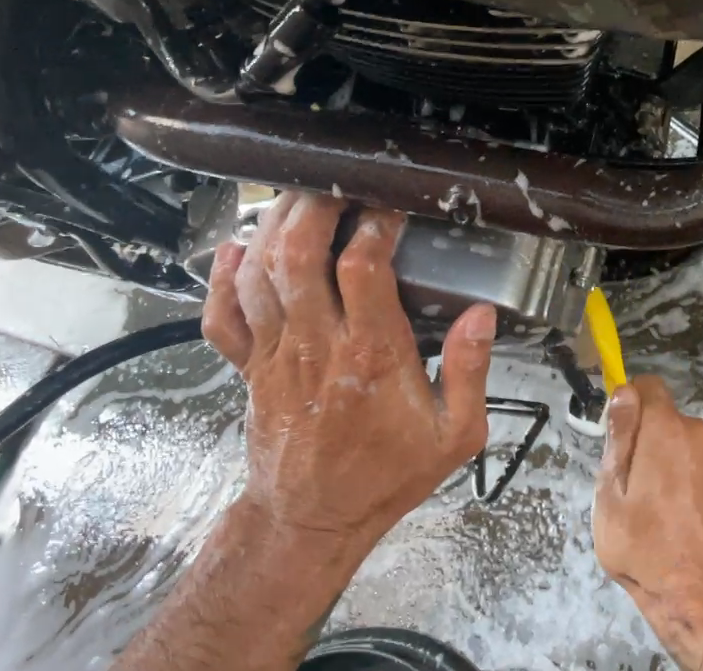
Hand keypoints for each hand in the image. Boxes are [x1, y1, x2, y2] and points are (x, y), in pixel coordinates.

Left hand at [202, 192, 496, 546]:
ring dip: (274, 226)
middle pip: (298, 256)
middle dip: (313, 207)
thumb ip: (470, 371)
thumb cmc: (388, 474)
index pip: (362, 268)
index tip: (391, 205)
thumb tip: (481, 313)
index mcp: (371, 355)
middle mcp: (317, 345)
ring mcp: (275, 355)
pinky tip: (235, 248)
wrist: (312, 522)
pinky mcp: (250, 369)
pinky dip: (221, 278)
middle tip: (335, 180)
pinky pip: (223, 317)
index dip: (374, 224)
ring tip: (298, 195)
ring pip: (260, 275)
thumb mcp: (455, 434)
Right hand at [594, 377, 702, 606]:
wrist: (686, 585)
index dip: (626, 402)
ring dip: (651, 454)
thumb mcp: (611, 485)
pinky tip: (657, 505)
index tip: (612, 435)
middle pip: (657, 412)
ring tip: (636, 497)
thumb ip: (620, 433)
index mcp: (667, 426)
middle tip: (619, 477)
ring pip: (668, 435)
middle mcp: (693, 430)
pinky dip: (667, 469)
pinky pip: (681, 455)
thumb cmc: (639, 537)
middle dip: (636, 433)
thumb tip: (624, 391)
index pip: (647, 385)